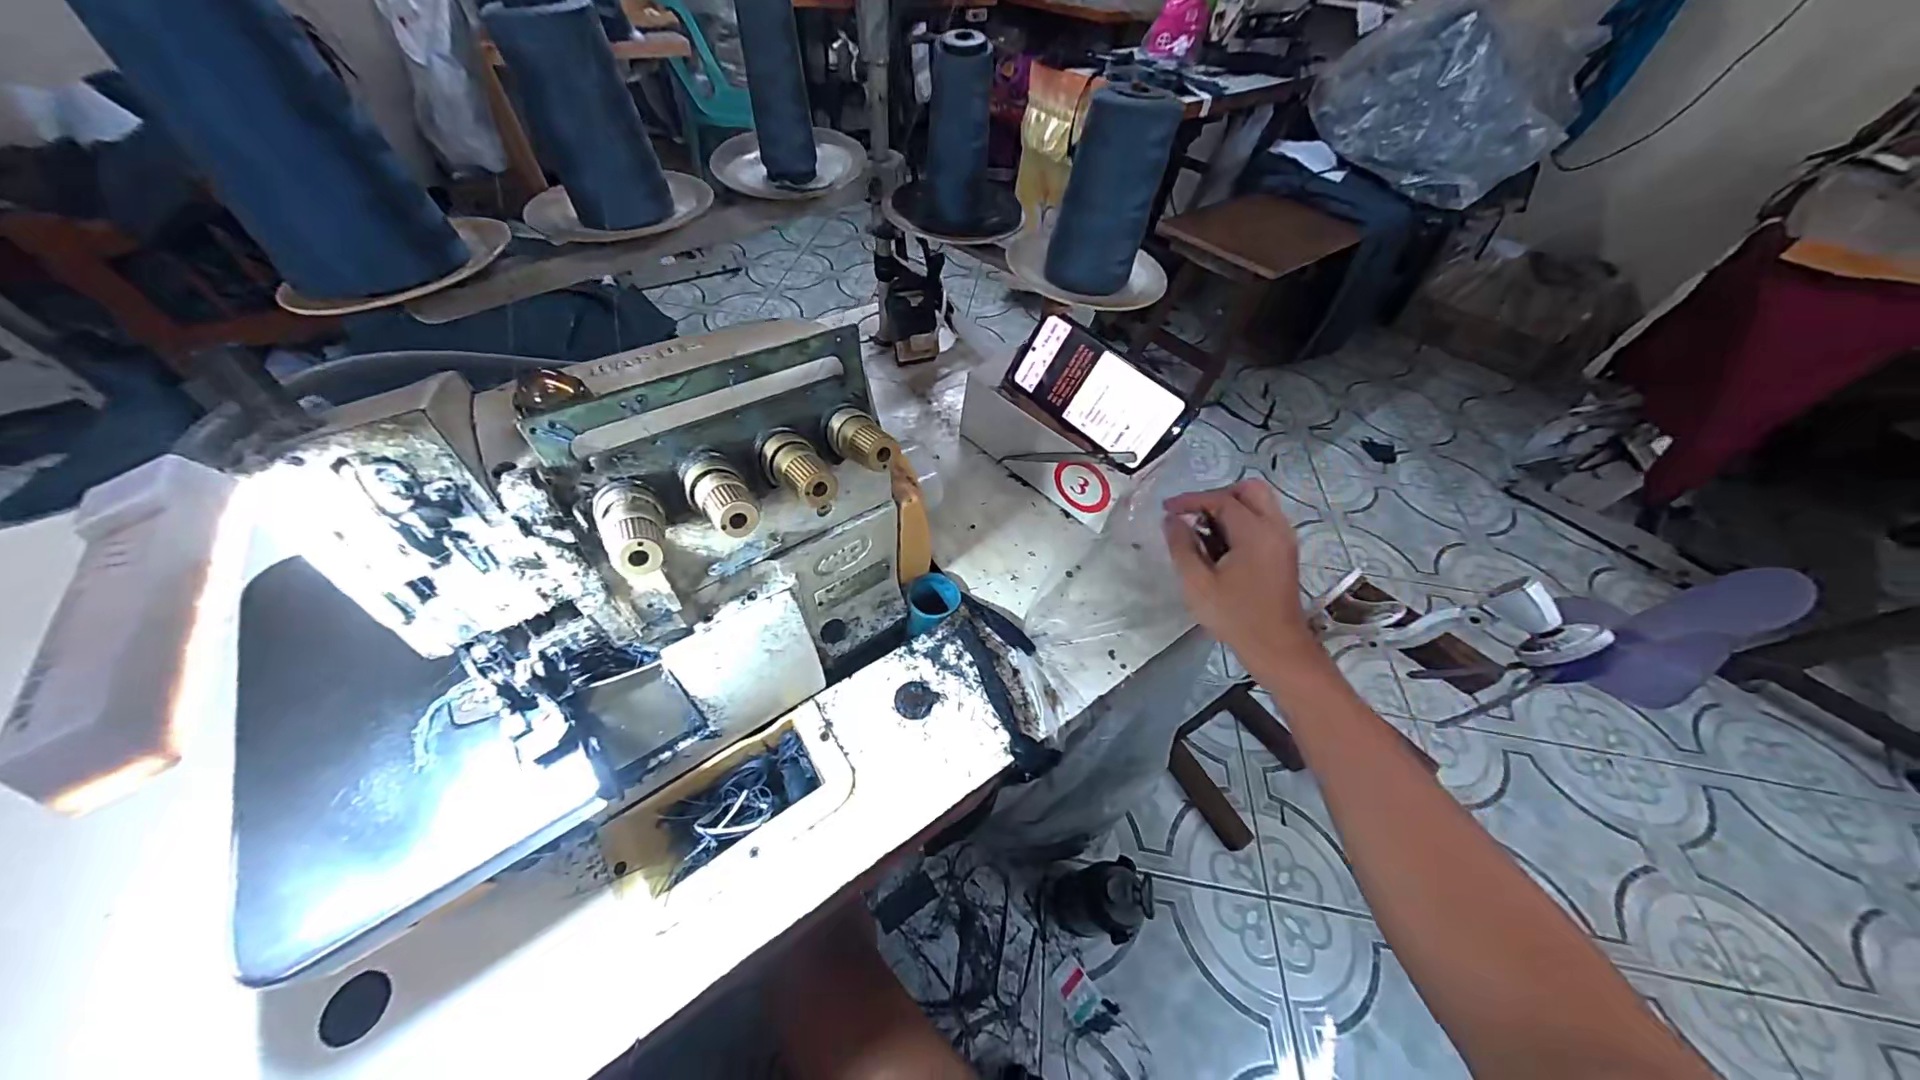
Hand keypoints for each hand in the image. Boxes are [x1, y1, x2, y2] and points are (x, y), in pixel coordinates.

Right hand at [1163, 480, 1321, 673]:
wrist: (1276, 647)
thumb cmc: (1235, 616)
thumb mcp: (1197, 583)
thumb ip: (1181, 547)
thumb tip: (1171, 520)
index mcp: (1256, 533)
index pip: (1222, 499)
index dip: (1191, 500)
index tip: (1167, 509)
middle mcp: (1276, 528)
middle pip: (1249, 490)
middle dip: (1216, 496)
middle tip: (1192, 515)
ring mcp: (1284, 539)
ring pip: (1259, 504)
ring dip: (1229, 508)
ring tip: (1203, 532)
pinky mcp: (1285, 552)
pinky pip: (1263, 520)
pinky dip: (1241, 522)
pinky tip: (1220, 545)